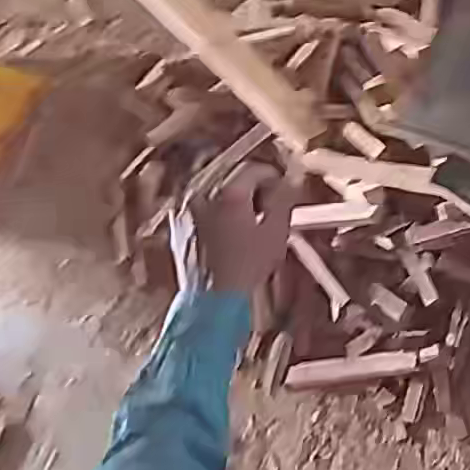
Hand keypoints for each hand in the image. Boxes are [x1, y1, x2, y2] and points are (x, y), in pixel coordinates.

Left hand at [167, 161, 301, 293]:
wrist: (211, 301)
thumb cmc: (246, 268)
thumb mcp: (277, 231)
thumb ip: (285, 198)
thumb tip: (291, 180)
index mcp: (228, 193)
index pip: (255, 168)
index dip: (275, 176)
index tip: (283, 190)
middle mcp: (202, 195)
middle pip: (233, 176)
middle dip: (254, 187)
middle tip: (268, 206)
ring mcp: (186, 209)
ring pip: (217, 190)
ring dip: (235, 198)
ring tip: (250, 220)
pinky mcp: (178, 225)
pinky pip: (203, 206)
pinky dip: (218, 210)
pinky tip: (230, 232)